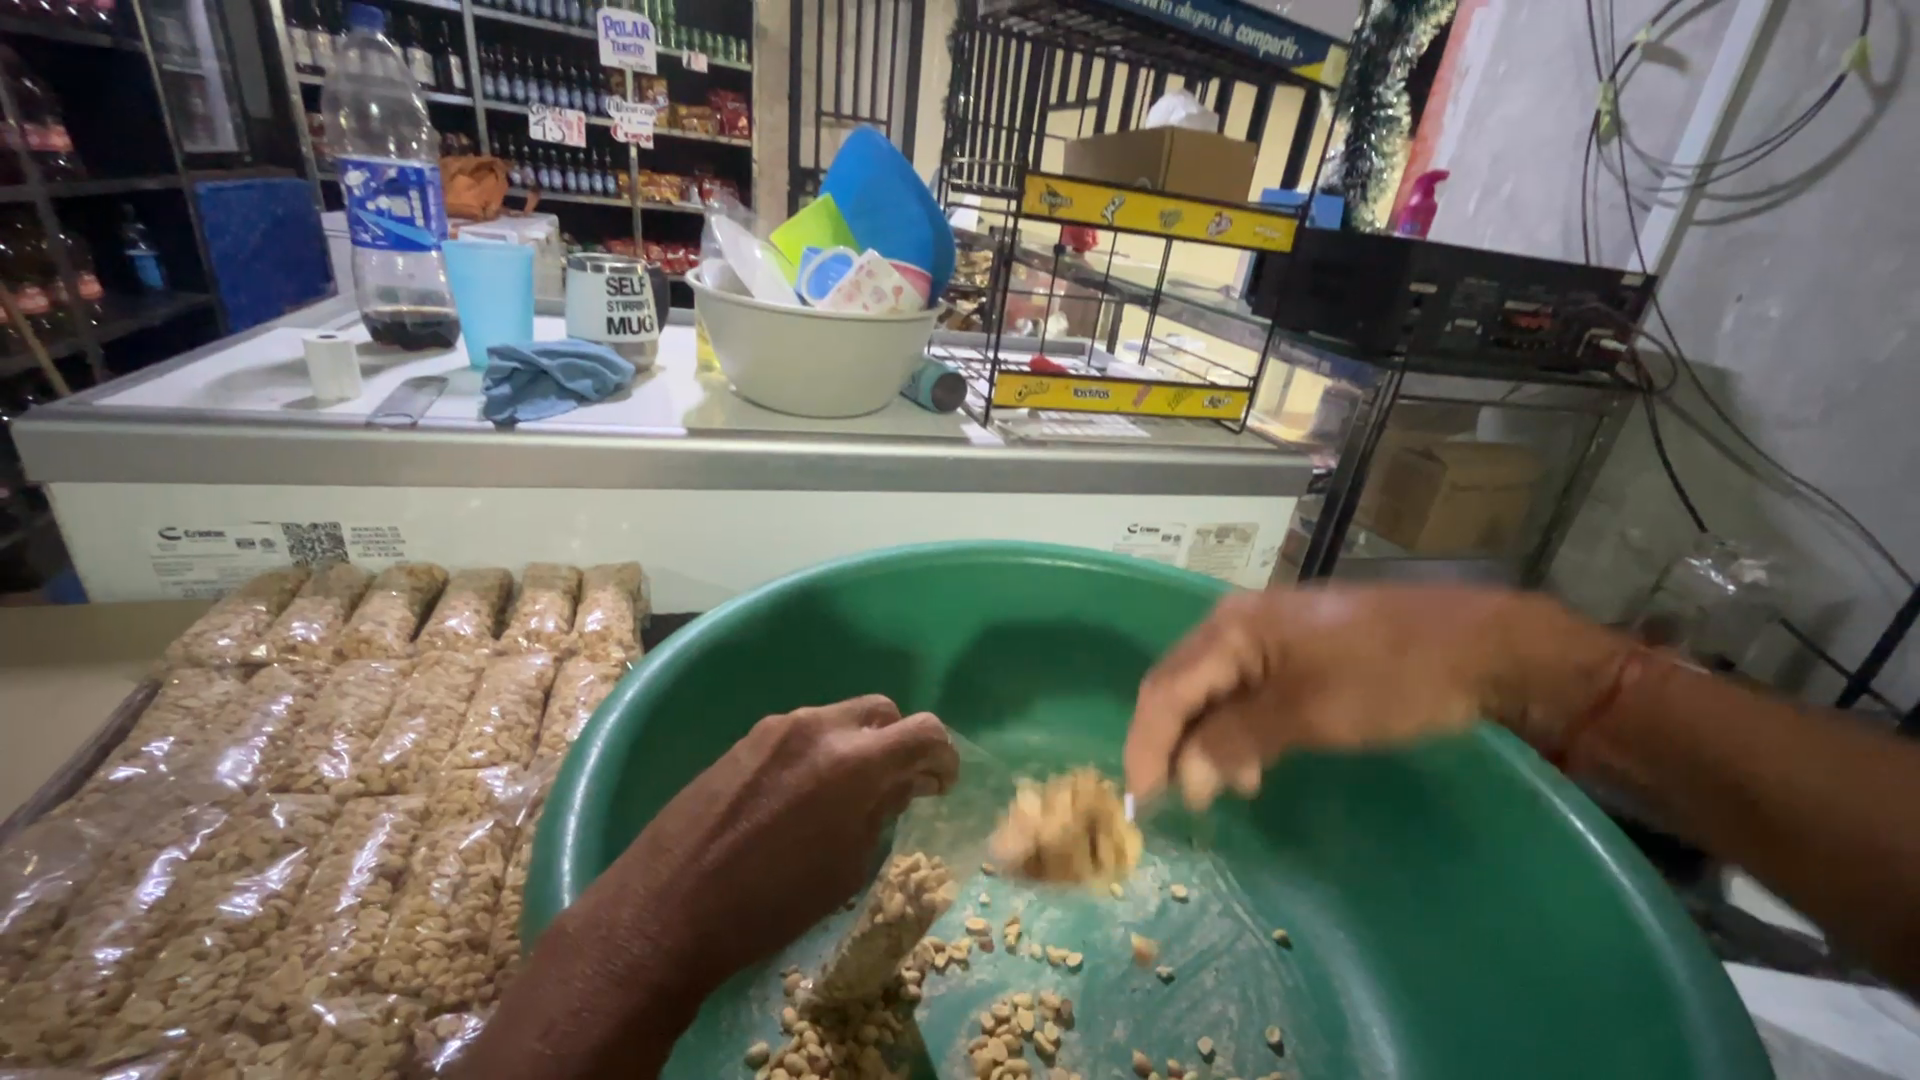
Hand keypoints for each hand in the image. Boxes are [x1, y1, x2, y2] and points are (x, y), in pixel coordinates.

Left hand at [561, 694, 959, 991]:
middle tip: (899, 785)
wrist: (668, 907)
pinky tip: (803, 796)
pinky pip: (802, 732)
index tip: (940, 784)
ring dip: (858, 746)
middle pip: (883, 712)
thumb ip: (883, 812)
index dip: (944, 756)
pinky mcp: (746, 738)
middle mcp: (820, 727)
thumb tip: (903, 783)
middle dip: (900, 743)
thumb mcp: (847, 868)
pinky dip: (821, 752)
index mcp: (855, 762)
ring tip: (846, 795)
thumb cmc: (770, 904)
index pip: (925, 731)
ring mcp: (777, 727)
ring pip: (840, 718)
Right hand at [1123, 585, 1629, 808]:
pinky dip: (1236, 729)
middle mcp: (1235, 623)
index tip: (1142, 803)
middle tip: (1177, 802)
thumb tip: (1184, 776)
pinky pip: (1241, 689)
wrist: (1482, 645)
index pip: (1164, 690)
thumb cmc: (1389, 678)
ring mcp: (1264, 632)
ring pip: (1209, 691)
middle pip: (1179, 687)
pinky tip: (1255, 762)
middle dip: (1171, 745)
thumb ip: (1235, 741)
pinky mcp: (1292, 648)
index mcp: (1230, 629)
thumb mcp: (1307, 715)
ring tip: (1224, 790)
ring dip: (1205, 740)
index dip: (1147, 747)